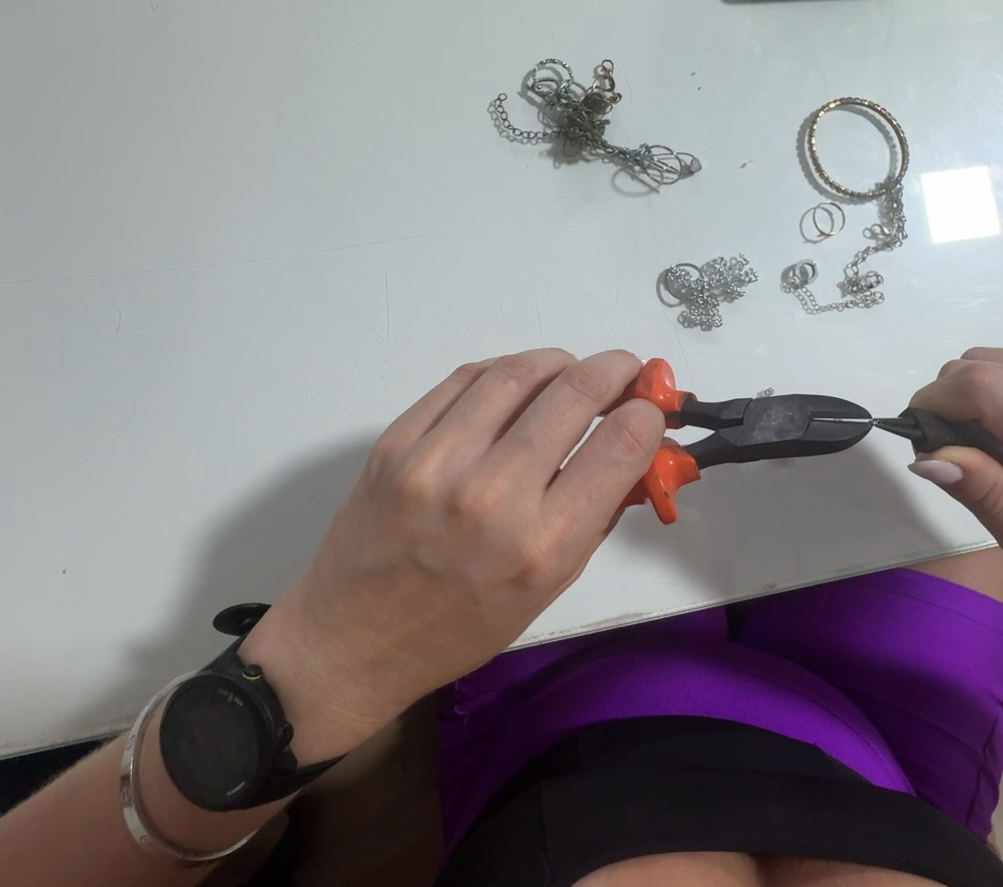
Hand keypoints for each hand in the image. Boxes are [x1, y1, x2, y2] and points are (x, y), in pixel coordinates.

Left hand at [239, 349, 664, 760]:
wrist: (352, 642)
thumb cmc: (462, 628)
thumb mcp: (549, 587)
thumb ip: (599, 513)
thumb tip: (638, 450)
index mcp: (542, 546)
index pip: (620, 446)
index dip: (647, 415)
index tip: (650, 411)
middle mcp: (492, 496)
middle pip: (574, 393)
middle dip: (616, 370)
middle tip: (627, 371)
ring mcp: (436, 462)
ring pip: (519, 372)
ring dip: (562, 361)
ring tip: (575, 371)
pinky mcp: (396, 441)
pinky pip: (466, 379)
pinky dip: (507, 370)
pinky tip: (521, 381)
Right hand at [906, 348, 1002, 616]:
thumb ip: (987, 498)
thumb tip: (928, 457)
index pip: (984, 389)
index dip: (934, 404)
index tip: (919, 443)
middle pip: (979, 367)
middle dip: (947, 406)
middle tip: (958, 461)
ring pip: (989, 360)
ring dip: (968, 400)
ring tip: (990, 452)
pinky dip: (992, 394)